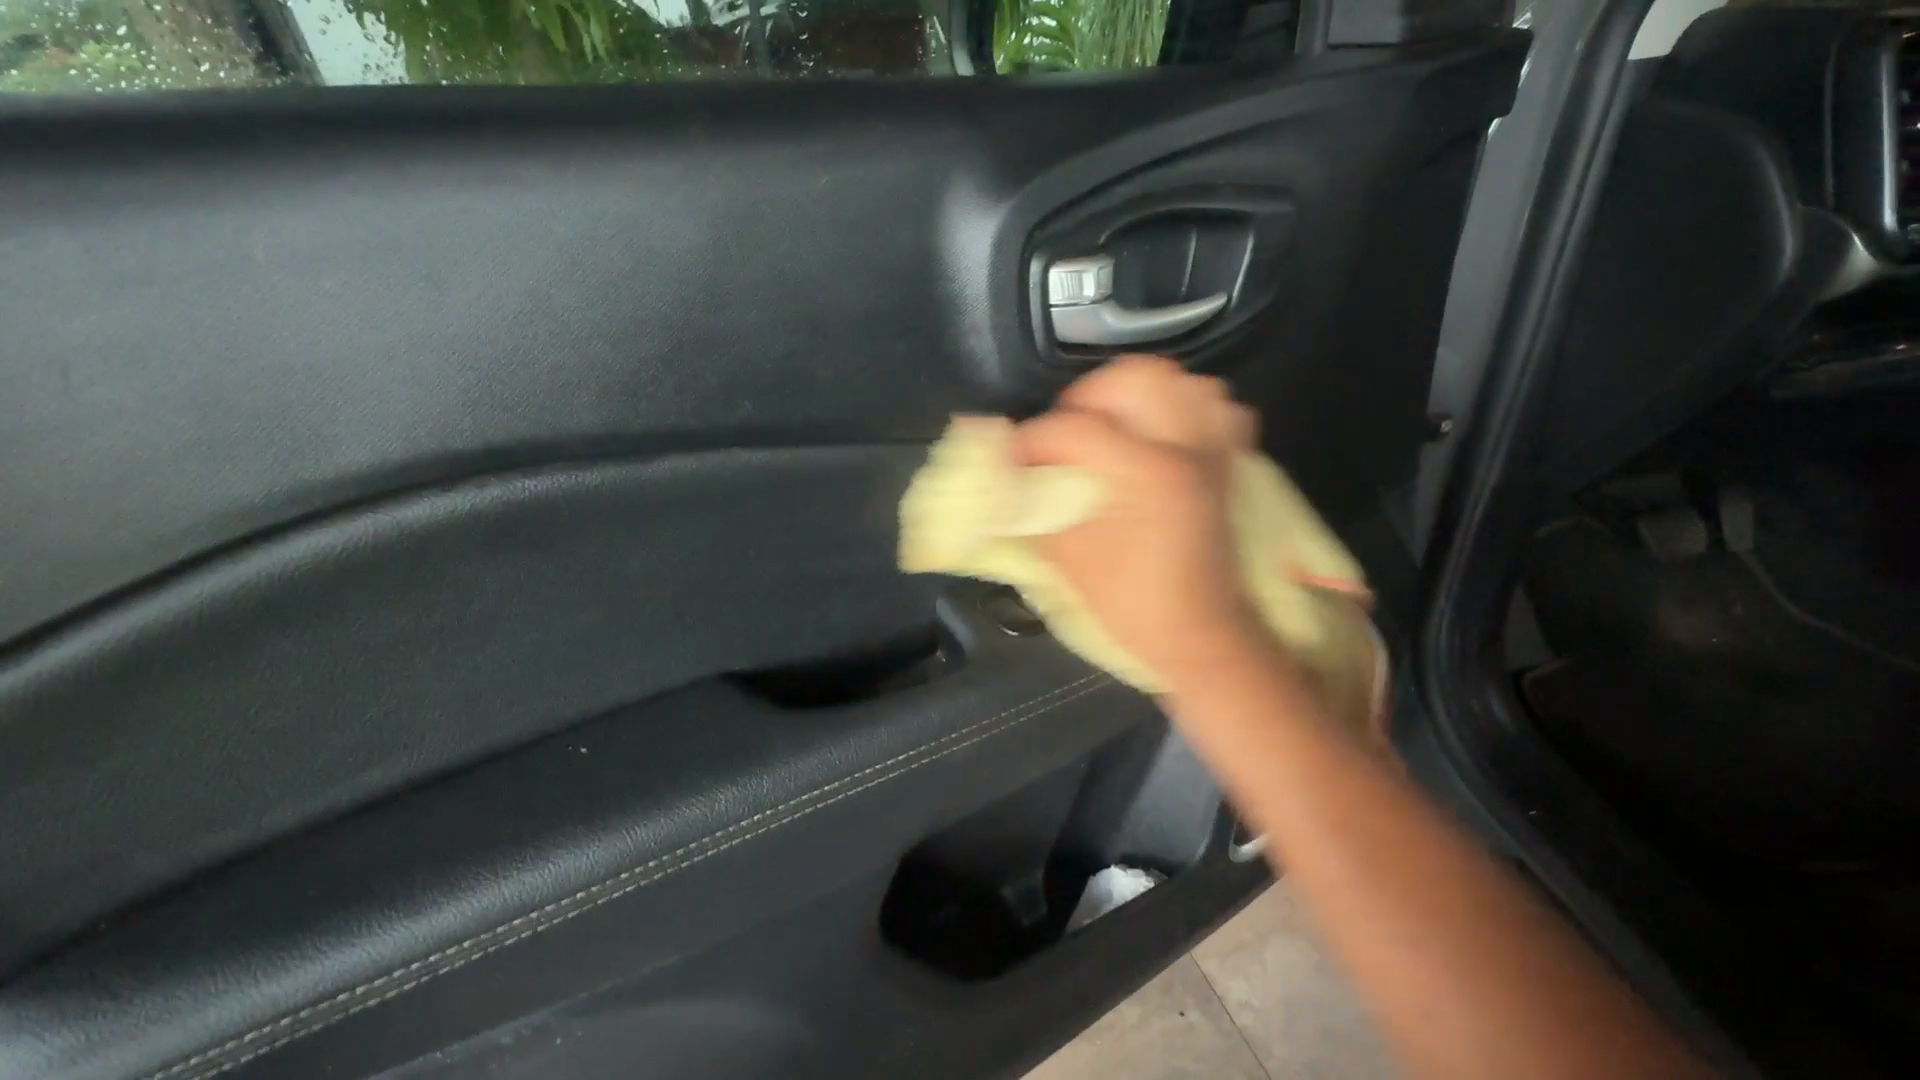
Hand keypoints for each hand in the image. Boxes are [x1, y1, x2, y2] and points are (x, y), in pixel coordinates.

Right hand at [1013, 355, 1270, 688]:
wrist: (1202, 639)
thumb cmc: (1133, 607)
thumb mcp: (1069, 560)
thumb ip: (1030, 508)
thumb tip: (997, 475)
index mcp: (1145, 472)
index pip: (1073, 427)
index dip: (1030, 441)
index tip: (1009, 461)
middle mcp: (1185, 448)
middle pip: (1137, 377)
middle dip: (1089, 397)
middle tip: (1067, 433)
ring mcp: (1214, 454)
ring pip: (1183, 383)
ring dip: (1140, 396)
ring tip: (1112, 428)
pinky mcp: (1230, 466)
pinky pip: (1217, 410)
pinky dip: (1185, 409)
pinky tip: (1160, 434)